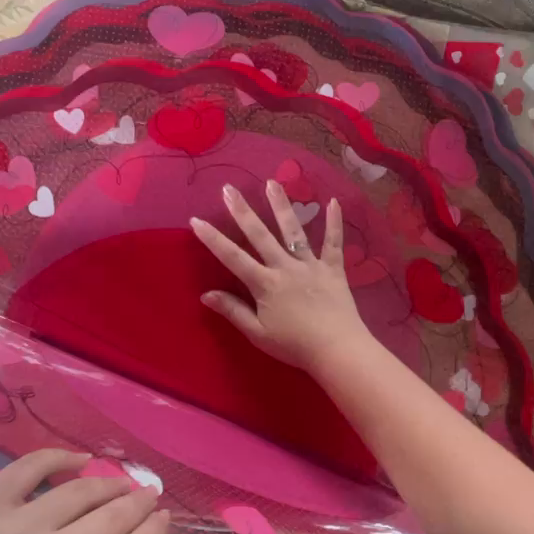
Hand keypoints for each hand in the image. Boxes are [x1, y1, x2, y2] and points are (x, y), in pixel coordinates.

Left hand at [0, 449, 168, 533]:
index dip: (155, 531)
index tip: (164, 517)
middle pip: (114, 518)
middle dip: (139, 501)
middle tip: (151, 492)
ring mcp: (19, 526)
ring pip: (82, 490)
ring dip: (109, 482)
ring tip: (122, 479)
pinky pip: (31, 467)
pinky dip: (60, 457)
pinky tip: (80, 458)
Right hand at [190, 181, 373, 372]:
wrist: (338, 350)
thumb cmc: (294, 345)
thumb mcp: (257, 333)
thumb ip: (233, 311)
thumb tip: (206, 294)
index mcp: (265, 284)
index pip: (232, 257)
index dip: (213, 238)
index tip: (196, 220)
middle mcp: (286, 267)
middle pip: (260, 235)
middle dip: (243, 211)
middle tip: (229, 188)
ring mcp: (311, 265)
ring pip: (294, 231)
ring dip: (282, 206)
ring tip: (272, 183)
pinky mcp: (333, 269)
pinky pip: (334, 243)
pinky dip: (335, 223)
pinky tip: (335, 202)